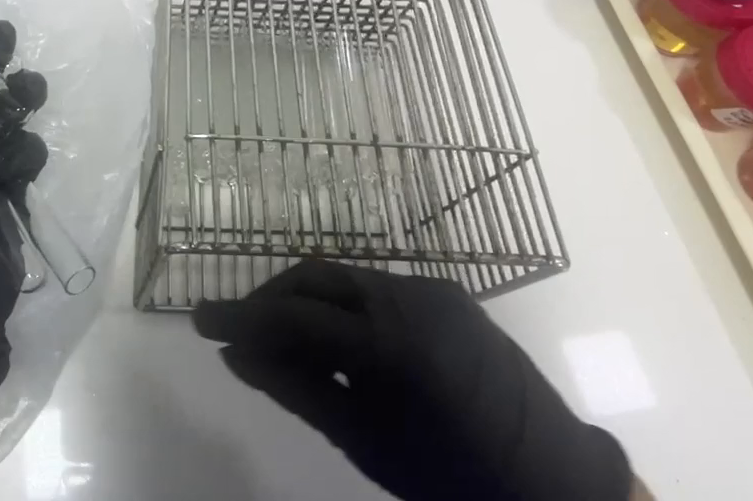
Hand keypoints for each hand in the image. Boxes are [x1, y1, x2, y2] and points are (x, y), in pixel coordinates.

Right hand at [193, 260, 630, 500]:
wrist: (553, 476)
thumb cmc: (452, 474)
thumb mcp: (363, 439)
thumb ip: (295, 388)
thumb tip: (236, 356)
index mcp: (386, 338)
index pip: (292, 314)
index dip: (240, 316)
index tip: (200, 320)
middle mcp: (406, 294)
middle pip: (316, 276)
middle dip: (271, 300)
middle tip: (241, 332)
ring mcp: (431, 288)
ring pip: (346, 278)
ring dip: (307, 303)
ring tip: (283, 341)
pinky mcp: (449, 294)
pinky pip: (379, 289)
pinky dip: (345, 308)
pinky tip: (336, 343)